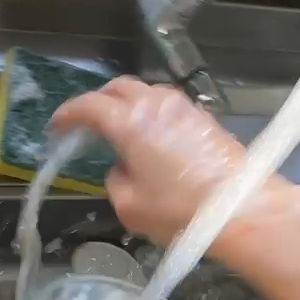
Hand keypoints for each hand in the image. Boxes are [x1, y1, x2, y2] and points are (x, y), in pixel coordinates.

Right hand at [50, 78, 299, 268]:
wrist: (241, 209)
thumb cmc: (182, 211)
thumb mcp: (130, 207)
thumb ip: (115, 180)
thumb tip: (121, 168)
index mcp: (129, 122)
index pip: (88, 106)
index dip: (68, 114)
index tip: (58, 126)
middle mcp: (155, 105)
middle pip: (118, 87)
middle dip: (98, 100)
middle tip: (87, 122)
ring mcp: (184, 108)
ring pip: (146, 92)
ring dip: (128, 104)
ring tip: (120, 127)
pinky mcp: (204, 119)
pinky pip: (169, 106)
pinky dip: (153, 114)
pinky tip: (153, 137)